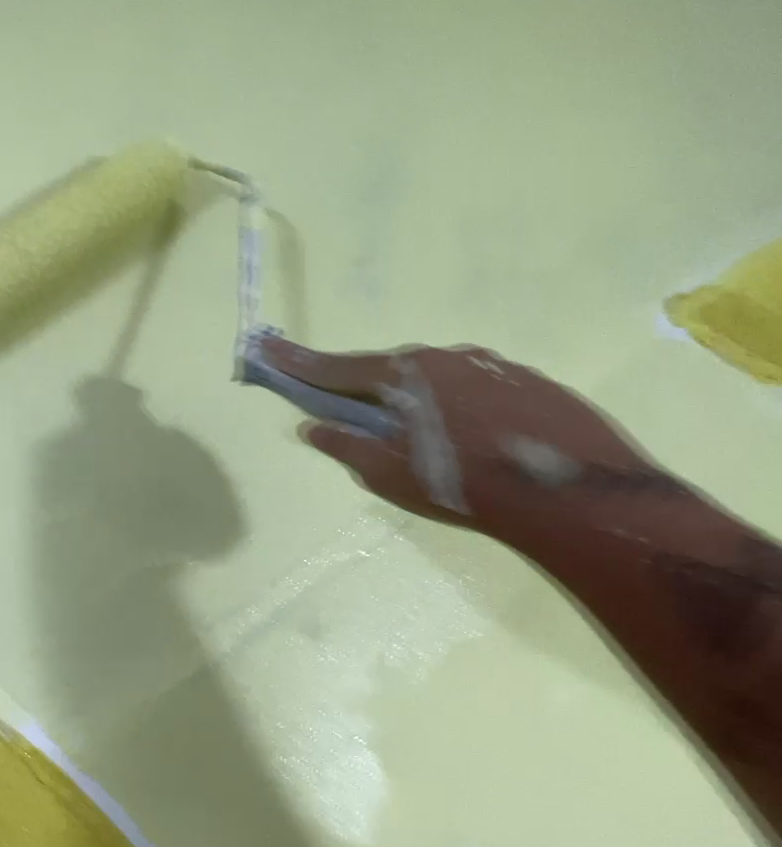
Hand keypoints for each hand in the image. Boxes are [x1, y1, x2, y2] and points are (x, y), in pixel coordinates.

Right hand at [260, 337, 653, 539]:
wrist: (582, 499)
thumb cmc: (465, 486)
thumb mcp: (387, 474)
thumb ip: (345, 445)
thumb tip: (313, 427)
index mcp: (408, 374)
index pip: (336, 367)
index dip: (295, 362)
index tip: (263, 347)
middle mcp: (451, 357)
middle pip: (388, 370)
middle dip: (360, 387)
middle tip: (342, 412)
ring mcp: (499, 367)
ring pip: (436, 380)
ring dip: (412, 400)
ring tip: (413, 438)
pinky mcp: (536, 385)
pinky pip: (476, 390)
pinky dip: (455, 407)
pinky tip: (465, 440)